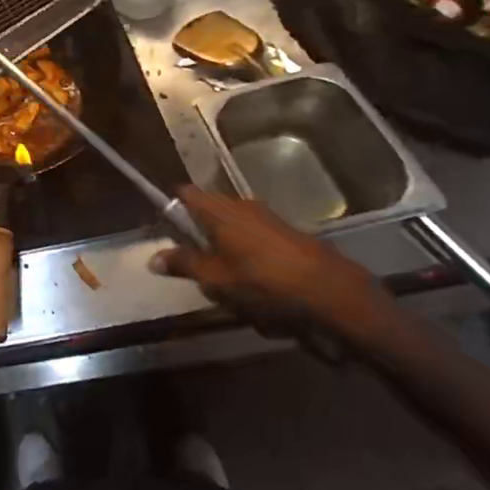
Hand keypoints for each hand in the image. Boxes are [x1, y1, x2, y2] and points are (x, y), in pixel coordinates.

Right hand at [152, 186, 391, 335]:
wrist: (337, 295)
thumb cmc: (265, 282)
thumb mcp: (216, 279)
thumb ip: (184, 264)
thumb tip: (153, 258)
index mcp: (220, 210)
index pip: (185, 193)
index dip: (172, 207)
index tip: (168, 231)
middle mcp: (243, 206)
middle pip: (209, 213)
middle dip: (200, 238)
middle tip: (196, 267)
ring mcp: (270, 220)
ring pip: (234, 231)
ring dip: (226, 252)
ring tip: (228, 285)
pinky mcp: (291, 237)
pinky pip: (257, 244)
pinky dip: (251, 261)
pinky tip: (258, 289)